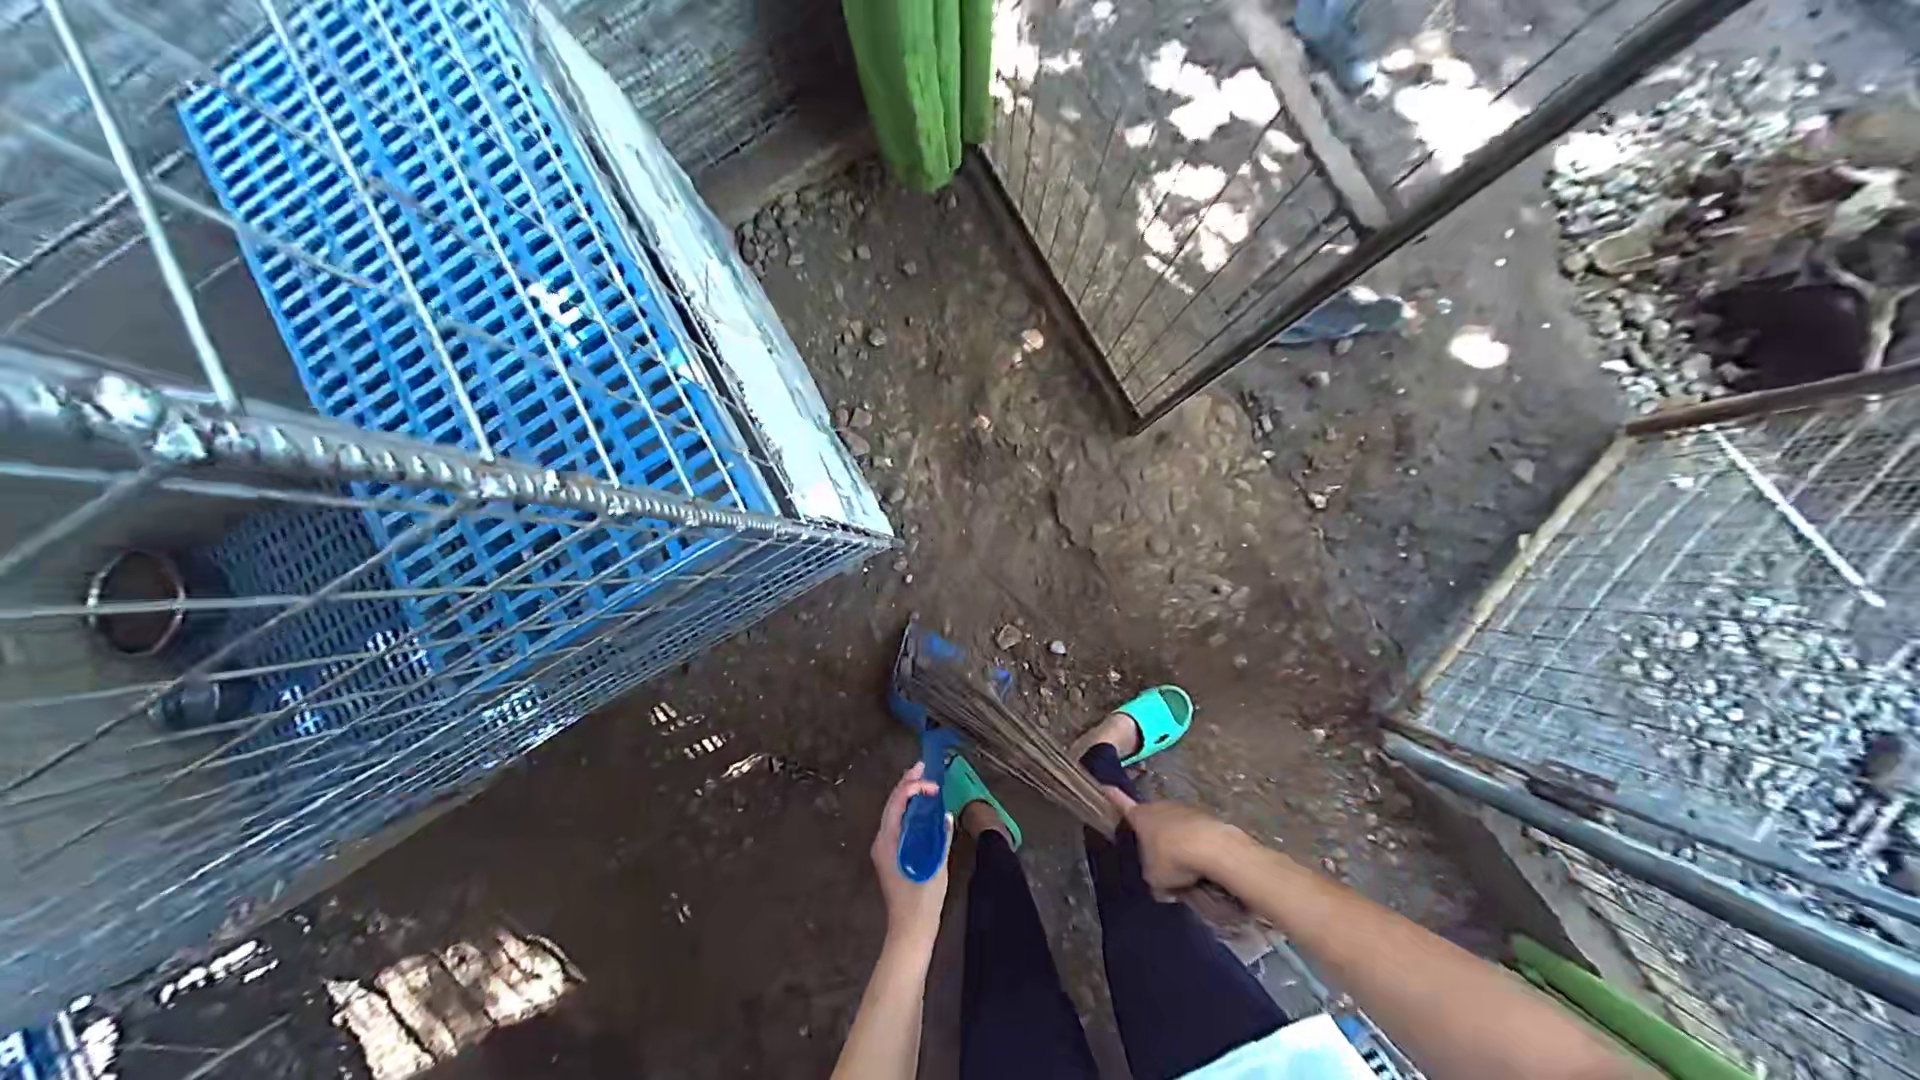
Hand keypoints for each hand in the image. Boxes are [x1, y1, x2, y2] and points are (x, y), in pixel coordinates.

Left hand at [868, 763, 949, 947]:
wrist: (910, 932)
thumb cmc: (921, 901)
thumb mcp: (935, 867)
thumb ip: (940, 839)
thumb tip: (946, 815)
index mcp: (887, 841)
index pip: (896, 803)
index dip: (912, 787)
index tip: (932, 783)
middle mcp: (882, 841)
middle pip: (892, 804)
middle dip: (907, 784)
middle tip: (922, 766)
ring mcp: (885, 848)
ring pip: (894, 812)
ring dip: (907, 795)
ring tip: (922, 779)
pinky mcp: (892, 855)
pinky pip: (898, 823)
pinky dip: (909, 810)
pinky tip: (921, 806)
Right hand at [1102, 786, 1248, 897]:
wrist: (1211, 847)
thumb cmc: (1170, 858)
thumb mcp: (1154, 878)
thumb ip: (1151, 879)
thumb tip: (1160, 887)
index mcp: (1139, 816)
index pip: (1120, 802)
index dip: (1112, 796)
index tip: (1105, 786)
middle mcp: (1157, 806)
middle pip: (1151, 819)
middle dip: (1153, 837)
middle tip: (1159, 861)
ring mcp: (1181, 808)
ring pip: (1173, 826)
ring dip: (1176, 842)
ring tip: (1185, 868)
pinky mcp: (1203, 815)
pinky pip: (1193, 831)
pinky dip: (1194, 844)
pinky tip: (1201, 863)